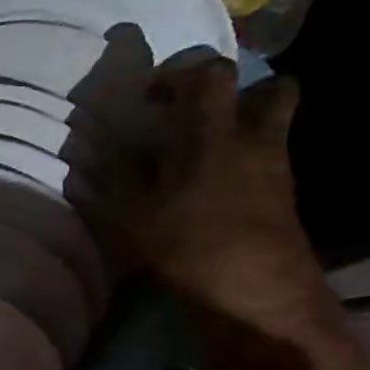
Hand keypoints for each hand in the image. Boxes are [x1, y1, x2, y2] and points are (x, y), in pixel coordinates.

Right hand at [66, 56, 328, 330]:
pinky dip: (243, 163)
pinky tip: (211, 190)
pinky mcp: (283, 199)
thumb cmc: (189, 249)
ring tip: (203, 152)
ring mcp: (276, 170)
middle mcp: (254, 142)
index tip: (150, 93)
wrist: (257, 298)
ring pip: (274, 126)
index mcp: (214, 137)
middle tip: (198, 114)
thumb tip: (86, 152)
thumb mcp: (131, 217)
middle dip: (238, 91)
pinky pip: (267, 161)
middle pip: (272, 88)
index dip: (179, 72)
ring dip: (244, 126)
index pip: (209, 74)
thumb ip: (111, 179)